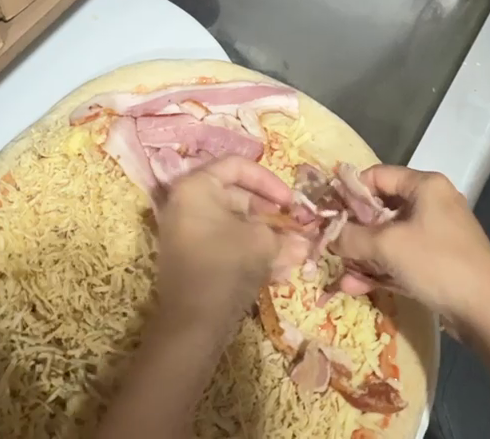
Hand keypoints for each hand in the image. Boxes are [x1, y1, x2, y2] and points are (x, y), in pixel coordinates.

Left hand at [153, 157, 309, 334]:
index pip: (236, 166)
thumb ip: (284, 235)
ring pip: (234, 224)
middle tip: (294, 229)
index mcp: (197, 187)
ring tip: (293, 253)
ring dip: (265, 236)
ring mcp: (187, 232)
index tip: (290, 202)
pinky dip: (250, 251)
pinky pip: (226, 244)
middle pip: (236, 195)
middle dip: (270, 214)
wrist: (192, 325)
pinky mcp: (193, 258)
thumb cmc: (226, 267)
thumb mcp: (262, 243)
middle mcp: (186, 203)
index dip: (269, 181)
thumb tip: (303, 241)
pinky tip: (279, 270)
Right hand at [332, 166, 489, 333]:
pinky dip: (382, 268)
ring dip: (365, 255)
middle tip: (332, 246)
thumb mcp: (388, 247)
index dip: (350, 192)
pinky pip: (403, 257)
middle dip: (355, 230)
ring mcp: (438, 233)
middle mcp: (433, 202)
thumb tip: (328, 235)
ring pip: (391, 236)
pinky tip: (358, 286)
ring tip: (341, 274)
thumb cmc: (438, 264)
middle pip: (382, 208)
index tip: (329, 213)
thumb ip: (352, 237)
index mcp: (425, 185)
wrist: (489, 313)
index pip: (377, 176)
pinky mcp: (441, 261)